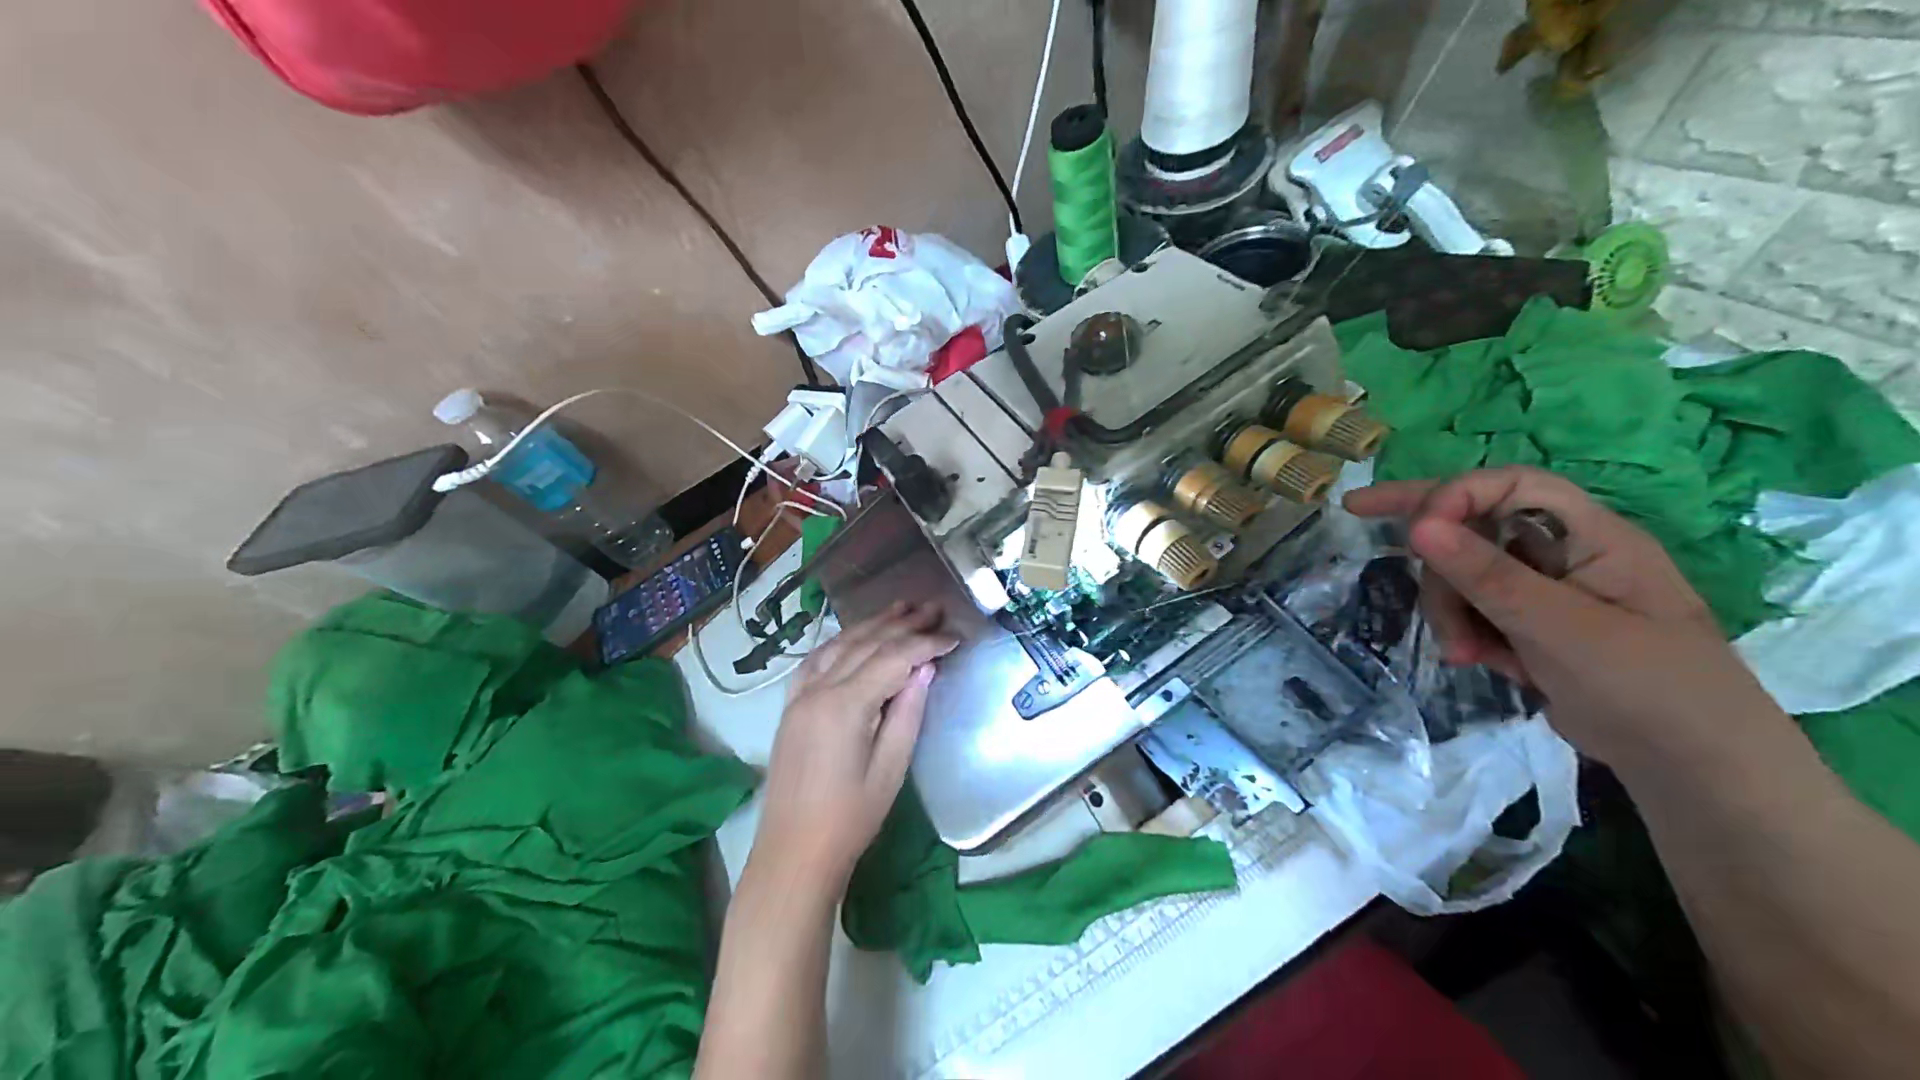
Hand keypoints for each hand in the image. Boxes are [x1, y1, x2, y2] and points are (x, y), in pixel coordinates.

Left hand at [752, 601, 958, 889]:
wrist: (794, 852)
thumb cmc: (850, 818)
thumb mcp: (890, 769)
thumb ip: (907, 712)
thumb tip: (924, 668)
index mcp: (844, 706)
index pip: (893, 659)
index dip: (926, 643)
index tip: (954, 637)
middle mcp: (818, 690)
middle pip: (866, 644)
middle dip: (902, 624)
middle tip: (933, 608)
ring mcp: (799, 696)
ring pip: (839, 646)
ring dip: (871, 625)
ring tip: (900, 608)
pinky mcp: (791, 707)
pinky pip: (815, 661)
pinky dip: (840, 642)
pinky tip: (854, 635)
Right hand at [1343, 466, 1788, 766]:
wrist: (1693, 769)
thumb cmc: (1647, 687)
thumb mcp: (1559, 627)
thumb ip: (1487, 575)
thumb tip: (1418, 525)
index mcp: (1590, 535)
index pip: (1508, 486)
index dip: (1452, 495)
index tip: (1408, 529)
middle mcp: (1563, 552)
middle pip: (1473, 528)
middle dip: (1437, 563)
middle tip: (1382, 553)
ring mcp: (1545, 590)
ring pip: (1463, 574)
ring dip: (1449, 610)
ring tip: (1464, 654)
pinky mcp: (1530, 624)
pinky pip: (1473, 609)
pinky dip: (1464, 631)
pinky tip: (1475, 660)